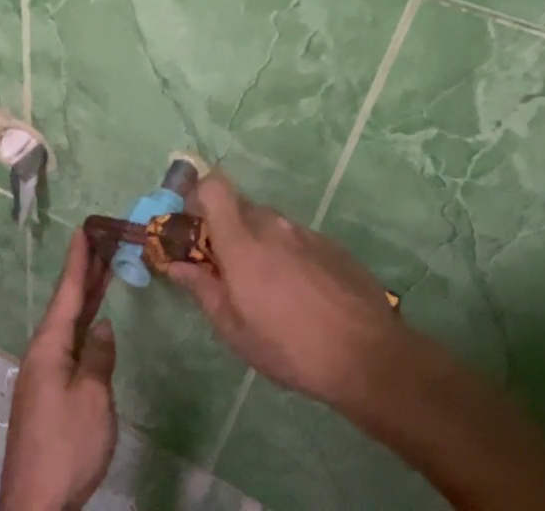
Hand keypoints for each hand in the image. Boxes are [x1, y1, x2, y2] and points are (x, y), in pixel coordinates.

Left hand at [0, 230, 117, 510]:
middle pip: (67, 307)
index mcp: (50, 347)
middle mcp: (43, 355)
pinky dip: (84, 329)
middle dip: (85, 275)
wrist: (36, 500)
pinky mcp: (49, 396)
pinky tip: (94, 329)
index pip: (67, 294)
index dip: (78, 261)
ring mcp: (44, 376)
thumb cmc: (67, 444)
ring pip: (68, 327)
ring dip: (86, 301)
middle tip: (102, 244)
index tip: (83, 229)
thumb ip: (99, 357)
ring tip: (103, 274)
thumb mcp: (92, 397)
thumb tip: (101, 326)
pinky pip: (69, 348)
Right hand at [164, 172, 399, 411]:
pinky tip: (300, 293)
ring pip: (270, 223)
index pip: (214, 187)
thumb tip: (177, 265)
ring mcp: (306, 234)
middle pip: (240, 206)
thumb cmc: (290, 348)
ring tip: (267, 286)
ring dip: (259, 242)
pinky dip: (288, 254)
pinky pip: (297, 239)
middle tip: (225, 265)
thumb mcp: (235, 330)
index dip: (198, 195)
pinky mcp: (332, 246)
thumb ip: (203, 290)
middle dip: (226, 226)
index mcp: (242, 243)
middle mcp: (273, 227)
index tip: (193, 224)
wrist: (368, 356)